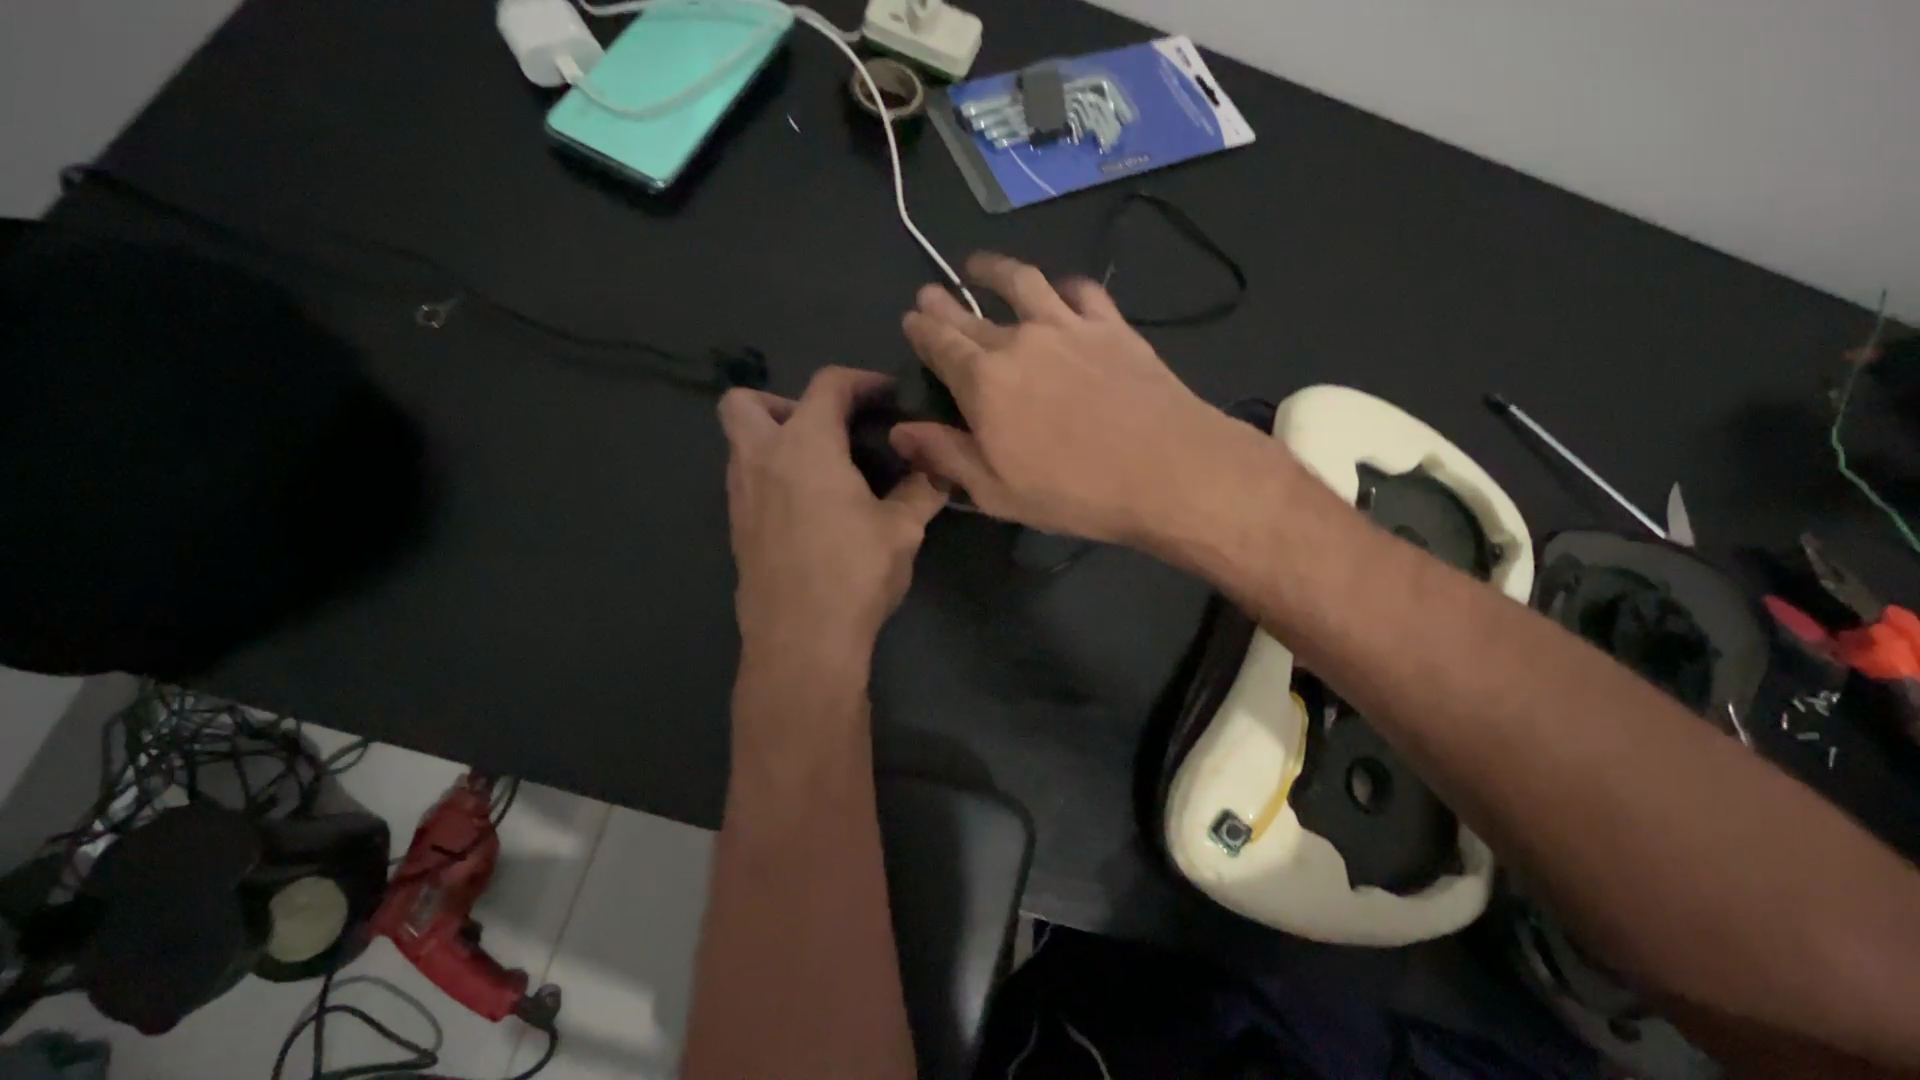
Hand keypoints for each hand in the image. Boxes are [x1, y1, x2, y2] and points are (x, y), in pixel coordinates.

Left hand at [720, 367, 946, 677]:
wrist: (800, 640)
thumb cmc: (853, 574)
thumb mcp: (901, 530)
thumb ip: (920, 490)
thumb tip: (940, 469)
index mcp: (805, 445)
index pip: (827, 385)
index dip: (861, 380)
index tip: (888, 395)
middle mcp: (761, 459)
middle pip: (745, 401)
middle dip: (784, 402)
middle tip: (827, 430)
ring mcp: (741, 495)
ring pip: (741, 443)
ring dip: (776, 440)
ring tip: (823, 471)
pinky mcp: (737, 529)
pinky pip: (747, 481)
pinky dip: (772, 477)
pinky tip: (809, 509)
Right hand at [894, 253, 1257, 545]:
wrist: (1167, 470)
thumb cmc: (1073, 492)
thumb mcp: (996, 490)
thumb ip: (945, 455)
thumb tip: (900, 431)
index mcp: (983, 381)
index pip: (939, 343)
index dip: (921, 328)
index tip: (911, 316)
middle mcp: (1020, 340)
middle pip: (972, 314)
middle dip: (945, 302)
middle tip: (931, 292)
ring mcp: (1069, 326)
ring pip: (1024, 282)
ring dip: (996, 270)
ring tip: (981, 265)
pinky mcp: (1113, 327)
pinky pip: (1082, 291)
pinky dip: (1065, 286)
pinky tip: (1062, 289)